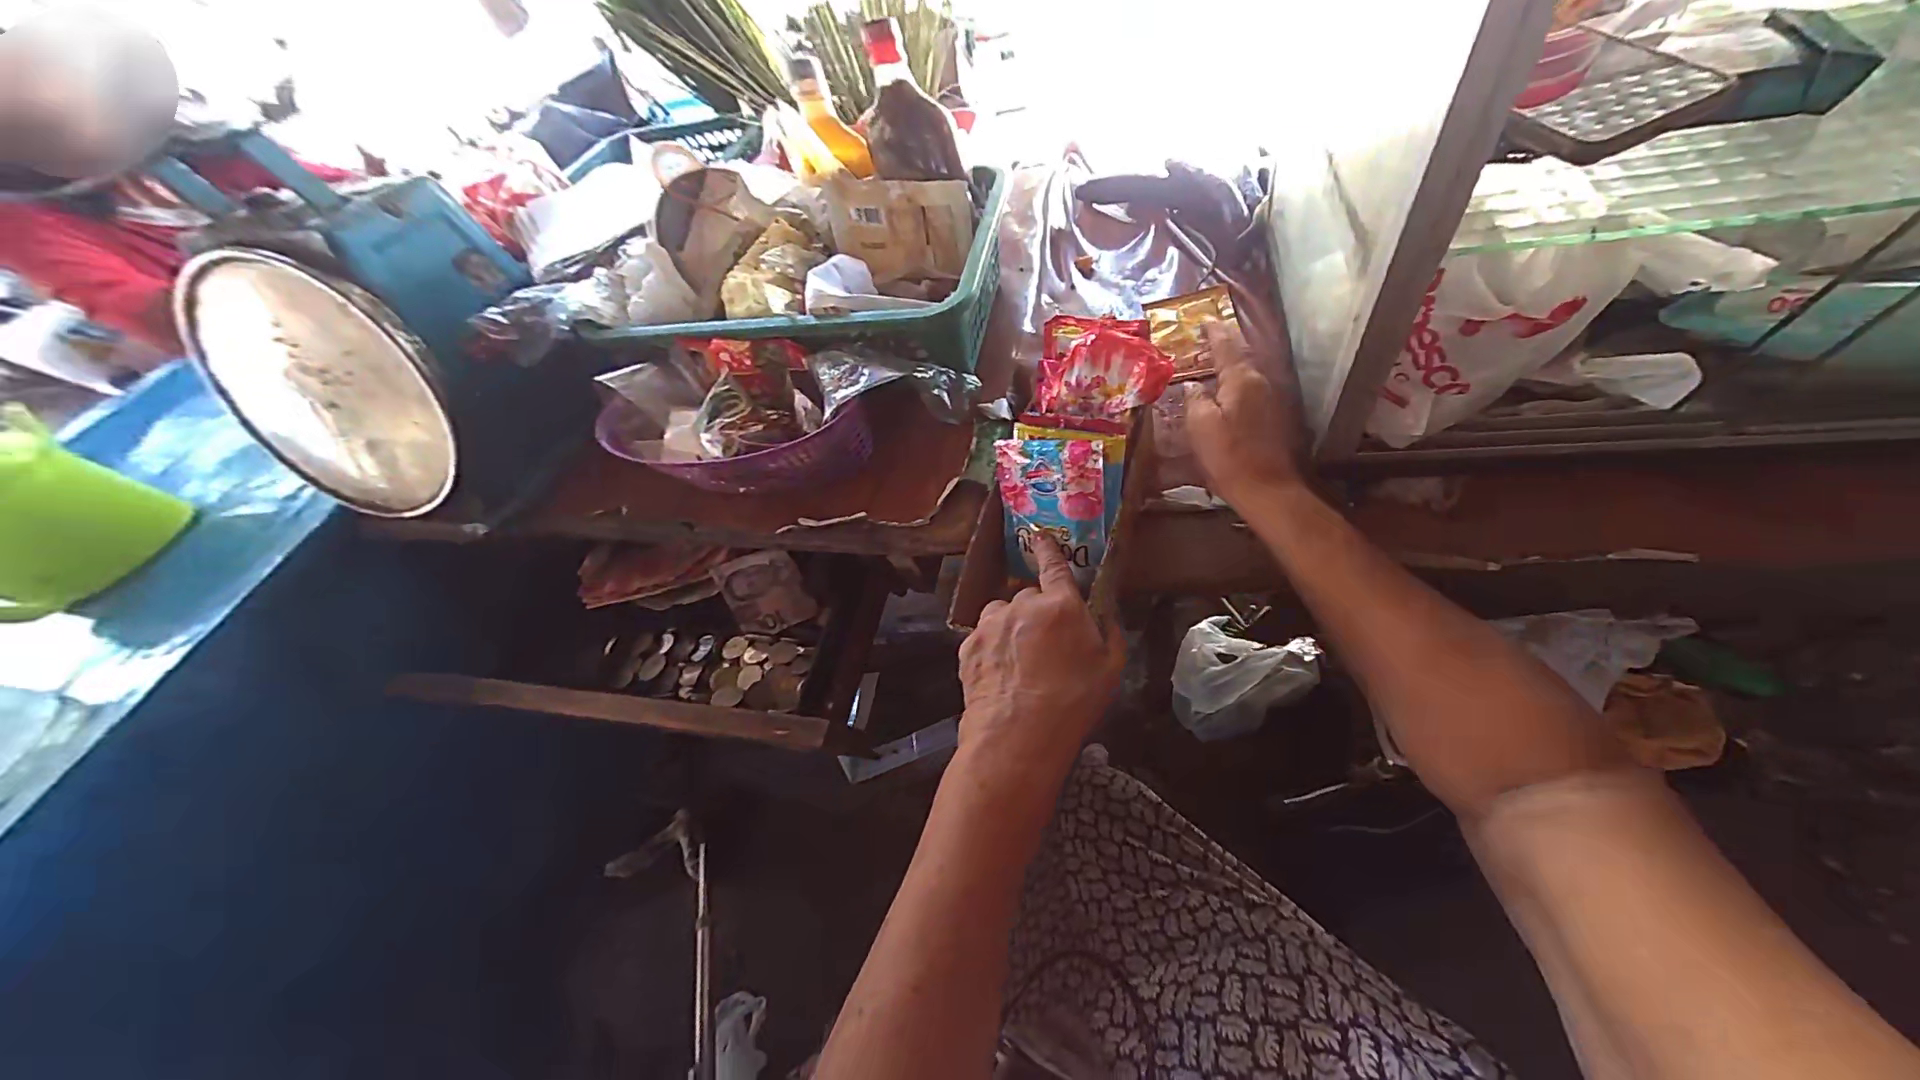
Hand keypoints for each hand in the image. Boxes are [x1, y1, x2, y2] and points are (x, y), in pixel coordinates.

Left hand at [956, 538, 1124, 784]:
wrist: (1016, 736)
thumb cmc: (1072, 702)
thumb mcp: (1110, 669)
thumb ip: (1110, 633)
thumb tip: (1104, 617)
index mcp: (1060, 605)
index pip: (1054, 565)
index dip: (1048, 548)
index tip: (1039, 535)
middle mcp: (1021, 605)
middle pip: (1029, 596)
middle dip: (1038, 612)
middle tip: (1047, 645)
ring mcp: (990, 624)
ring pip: (1002, 614)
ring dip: (1011, 626)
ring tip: (1020, 660)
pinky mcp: (967, 645)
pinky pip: (983, 636)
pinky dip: (992, 647)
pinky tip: (1001, 674)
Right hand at [1186, 321, 1306, 505]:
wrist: (1267, 489)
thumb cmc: (1229, 456)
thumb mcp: (1200, 426)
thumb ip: (1195, 400)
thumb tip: (1193, 385)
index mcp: (1242, 379)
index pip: (1227, 345)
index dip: (1214, 332)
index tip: (1204, 321)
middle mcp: (1262, 383)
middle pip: (1241, 358)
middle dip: (1223, 349)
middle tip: (1203, 344)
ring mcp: (1272, 401)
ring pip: (1247, 376)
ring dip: (1229, 369)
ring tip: (1210, 368)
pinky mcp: (1274, 419)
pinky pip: (1251, 393)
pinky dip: (1236, 388)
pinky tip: (1223, 396)